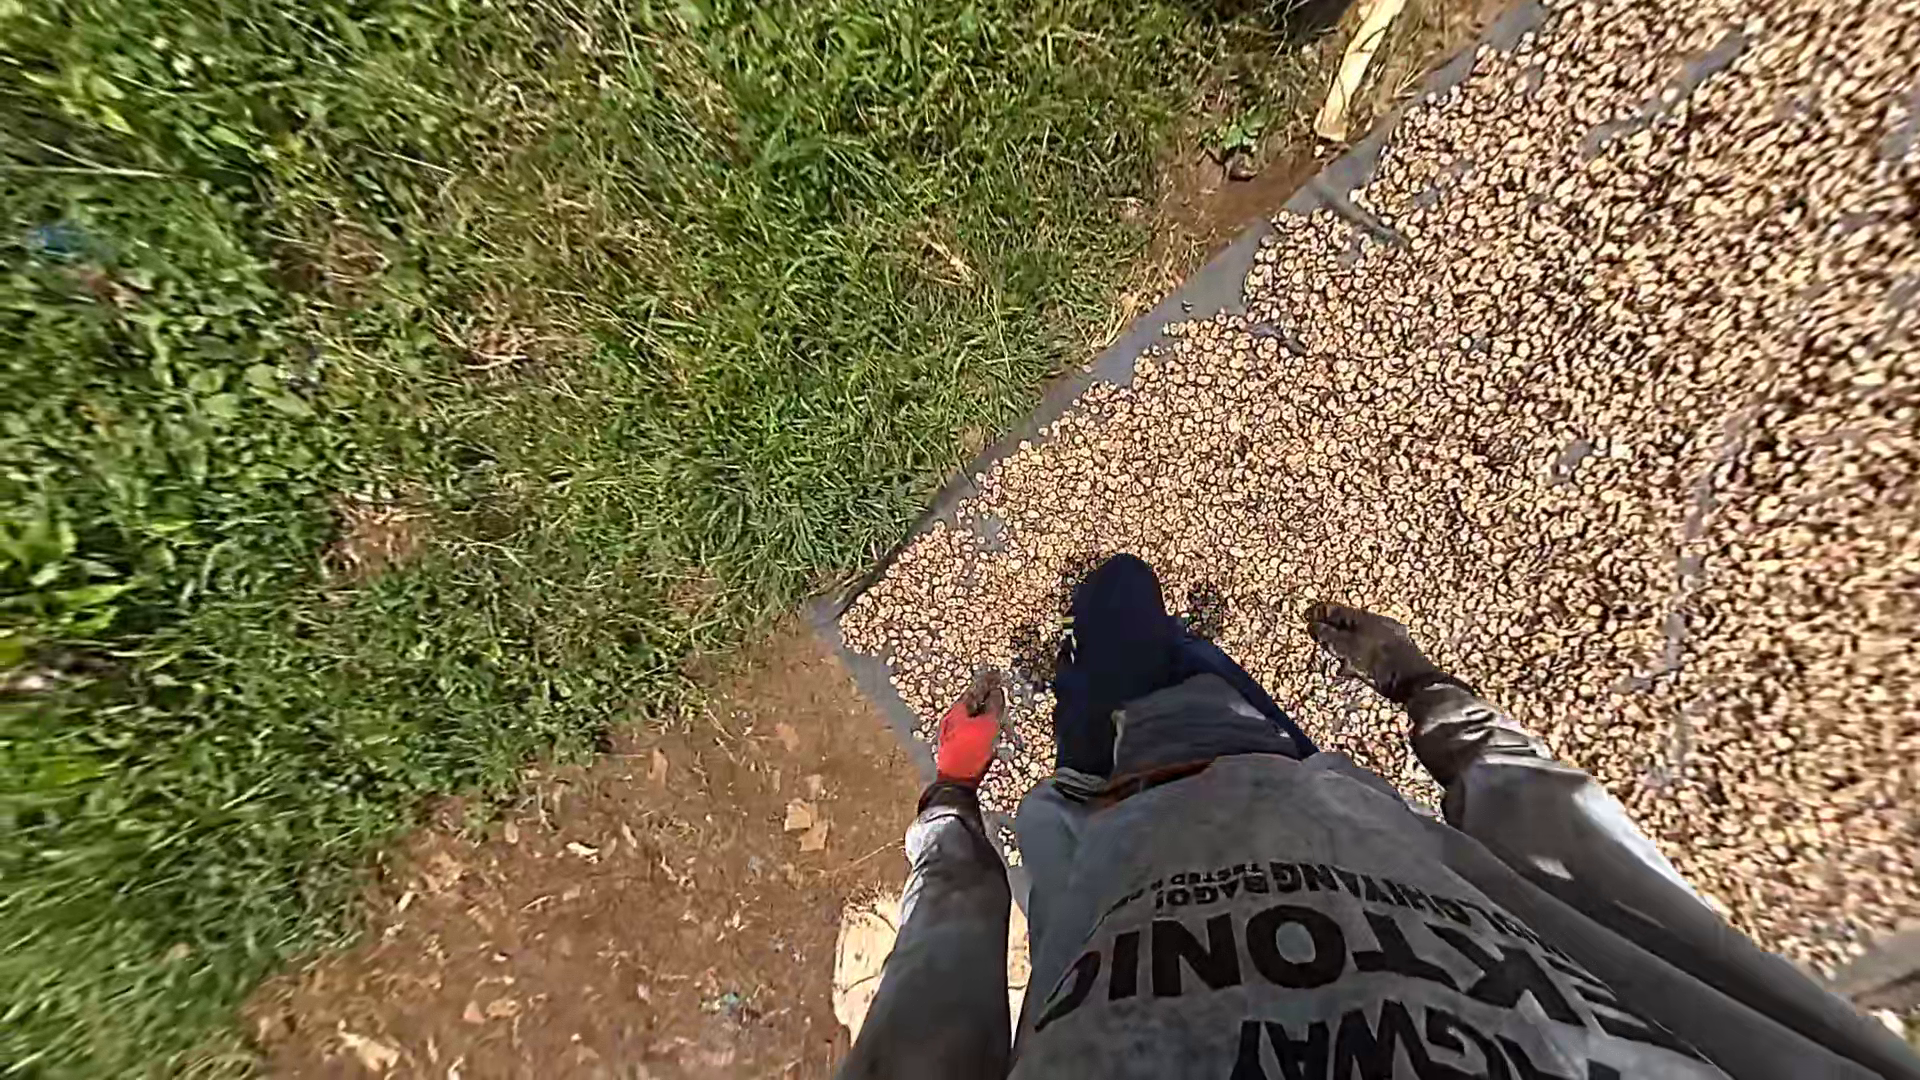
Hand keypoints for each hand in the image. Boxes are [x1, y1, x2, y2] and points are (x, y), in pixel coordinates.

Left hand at [934, 671, 1006, 786]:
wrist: (957, 783)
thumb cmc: (968, 753)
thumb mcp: (986, 726)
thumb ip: (993, 707)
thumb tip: (997, 693)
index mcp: (956, 711)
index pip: (974, 691)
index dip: (987, 683)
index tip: (996, 675)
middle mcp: (951, 721)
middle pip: (972, 705)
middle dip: (986, 699)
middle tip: (999, 692)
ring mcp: (953, 736)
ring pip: (972, 719)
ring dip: (986, 715)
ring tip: (998, 713)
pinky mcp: (957, 749)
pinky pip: (973, 733)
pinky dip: (983, 729)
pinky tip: (991, 734)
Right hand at [1305, 603, 1444, 702]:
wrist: (1414, 682)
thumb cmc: (1377, 660)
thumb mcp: (1345, 646)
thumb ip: (1327, 635)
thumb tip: (1313, 625)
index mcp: (1367, 618)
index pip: (1338, 610)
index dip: (1320, 613)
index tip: (1307, 616)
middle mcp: (1380, 625)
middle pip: (1349, 623)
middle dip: (1332, 629)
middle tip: (1318, 635)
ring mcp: (1389, 639)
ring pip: (1359, 637)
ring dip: (1344, 644)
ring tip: (1333, 653)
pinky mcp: (1395, 655)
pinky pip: (1368, 651)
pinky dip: (1356, 655)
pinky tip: (1350, 666)